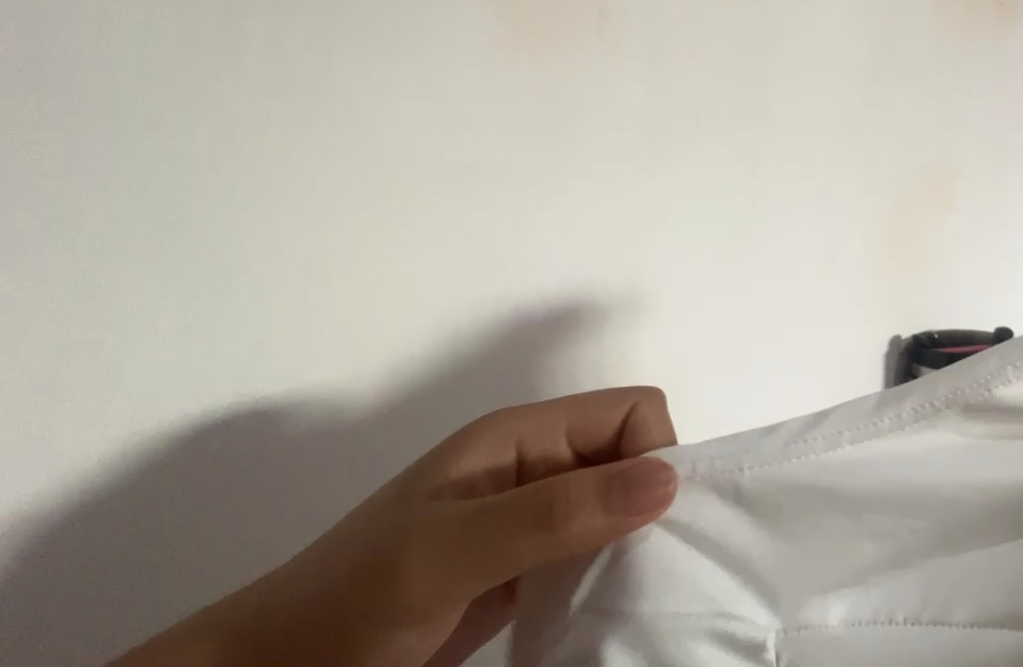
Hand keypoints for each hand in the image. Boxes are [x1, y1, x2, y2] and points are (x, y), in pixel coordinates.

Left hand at [112, 388, 679, 666]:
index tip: (644, 525)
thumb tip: (669, 479)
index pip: (633, 412)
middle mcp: (537, 465)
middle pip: (635, 456)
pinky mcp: (528, 566)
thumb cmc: (353, 600)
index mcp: (523, 435)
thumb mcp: (450, 553)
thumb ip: (555, 513)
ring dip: (634, 544)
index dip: (654, 456)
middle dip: (650, 504)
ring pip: (621, 506)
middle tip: (641, 570)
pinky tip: (603, 609)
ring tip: (626, 594)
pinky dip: (611, 575)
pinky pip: (597, 551)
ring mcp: (532, 518)